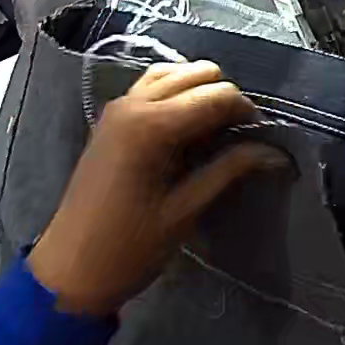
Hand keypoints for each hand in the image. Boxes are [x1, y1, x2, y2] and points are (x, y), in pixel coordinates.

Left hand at [29, 61, 284, 314]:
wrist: (68, 272)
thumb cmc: (129, 247)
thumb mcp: (186, 210)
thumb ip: (230, 169)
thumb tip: (277, 153)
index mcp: (152, 127)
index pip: (217, 95)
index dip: (246, 111)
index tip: (261, 138)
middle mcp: (134, 104)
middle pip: (198, 73)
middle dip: (225, 98)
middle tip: (238, 135)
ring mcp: (119, 107)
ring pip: (175, 72)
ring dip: (201, 91)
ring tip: (214, 128)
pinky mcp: (111, 117)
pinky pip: (153, 85)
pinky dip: (177, 92)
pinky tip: (187, 124)